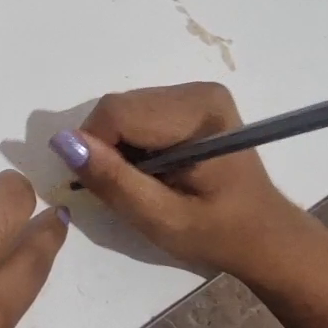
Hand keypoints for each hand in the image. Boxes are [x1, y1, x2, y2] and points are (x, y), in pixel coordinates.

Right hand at [50, 82, 305, 278]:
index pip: (117, 114)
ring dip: (118, 146)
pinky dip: (131, 142)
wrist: (264, 236)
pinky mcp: (189, 101)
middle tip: (131, 190)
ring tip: (146, 183)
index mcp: (199, 114)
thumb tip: (63, 142)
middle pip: (119, 108)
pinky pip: (136, 112)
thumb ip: (114, 180)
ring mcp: (194, 93)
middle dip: (109, 149)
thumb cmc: (218, 234)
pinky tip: (153, 169)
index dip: (96, 149)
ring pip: (123, 109)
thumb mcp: (162, 220)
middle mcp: (197, 91)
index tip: (108, 188)